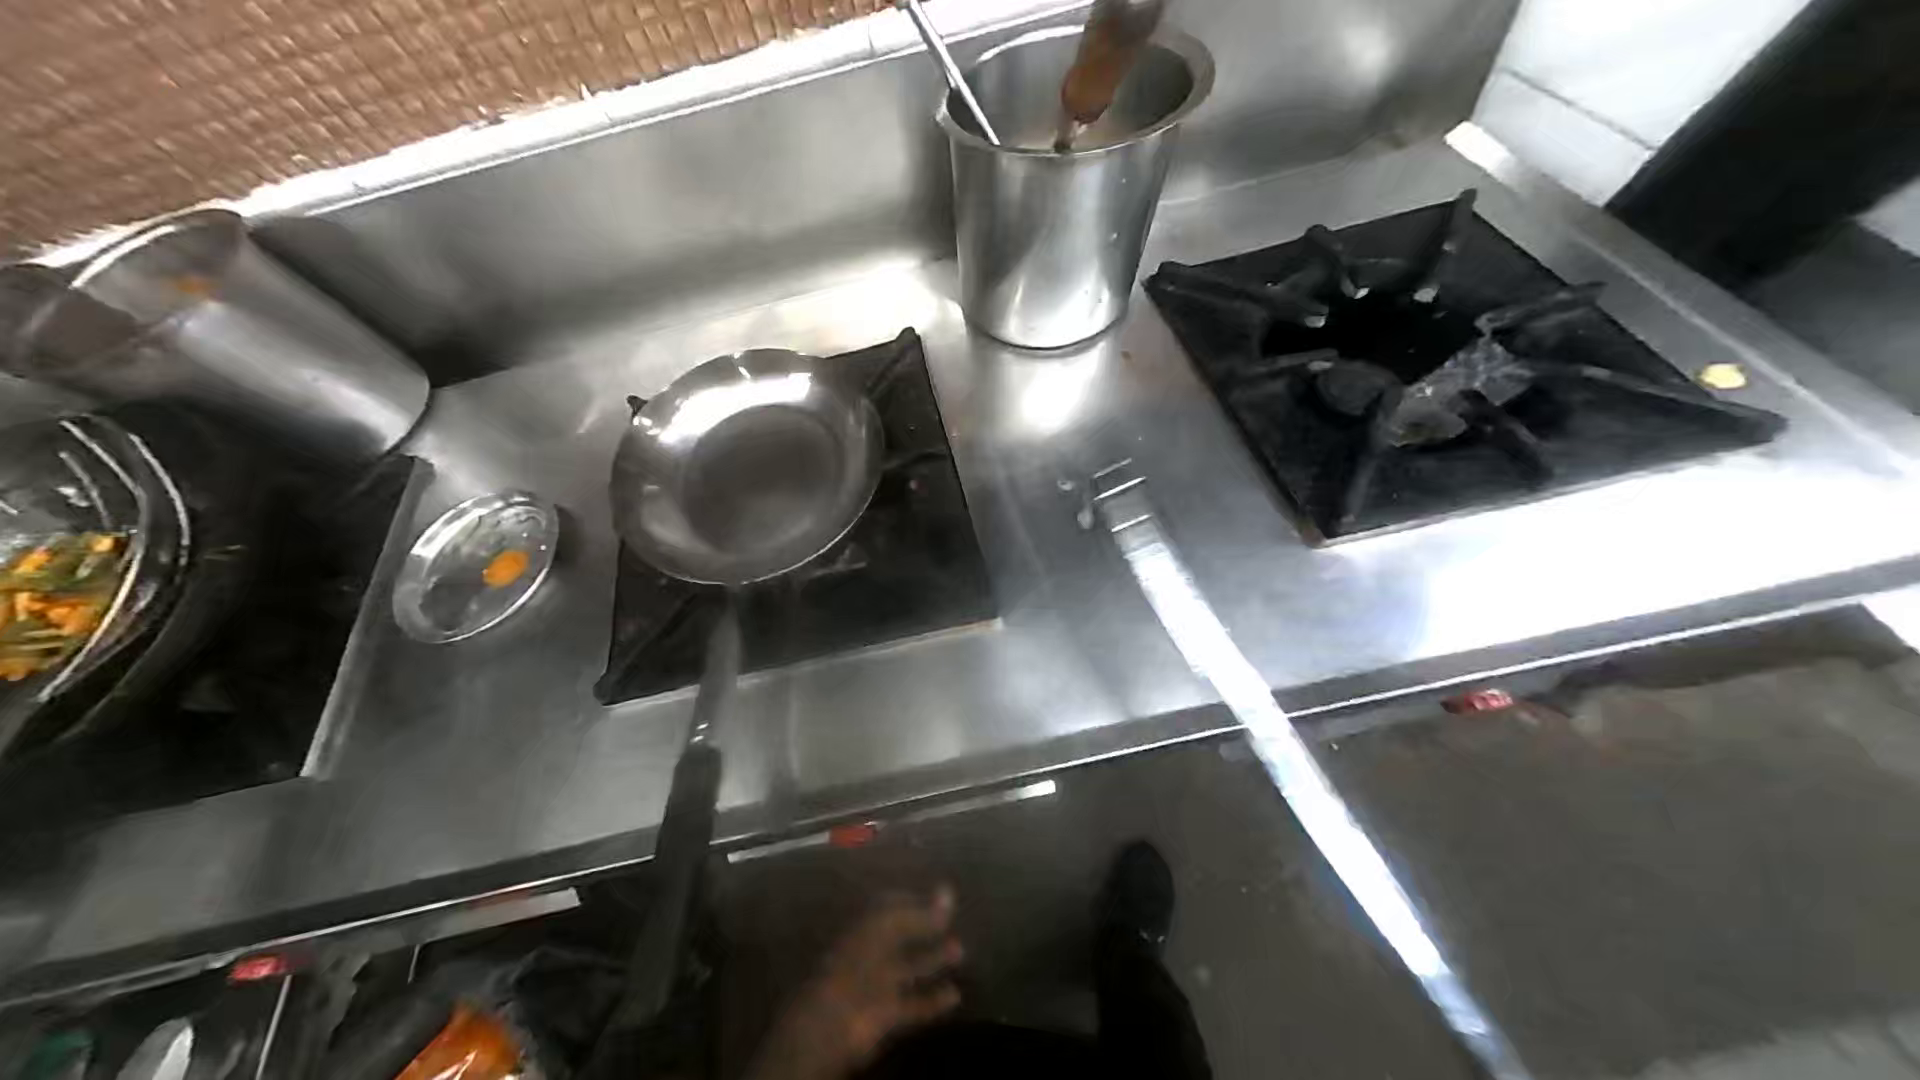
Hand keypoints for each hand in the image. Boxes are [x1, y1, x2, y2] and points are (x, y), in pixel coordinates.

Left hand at [746, 888, 964, 1079]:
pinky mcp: (886, 1014)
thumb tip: (948, 893)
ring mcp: (878, 983)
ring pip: (911, 967)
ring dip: (935, 959)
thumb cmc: (856, 962)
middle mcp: (871, 949)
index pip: (891, 905)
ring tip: (960, 950)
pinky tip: (955, 995)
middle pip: (902, 934)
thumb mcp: (888, 927)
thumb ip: (919, 913)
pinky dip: (934, 1000)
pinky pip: (914, 1004)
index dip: (914, 899)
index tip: (940, 896)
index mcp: (864, 925)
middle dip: (927, 926)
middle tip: (953, 917)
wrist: (831, 1023)